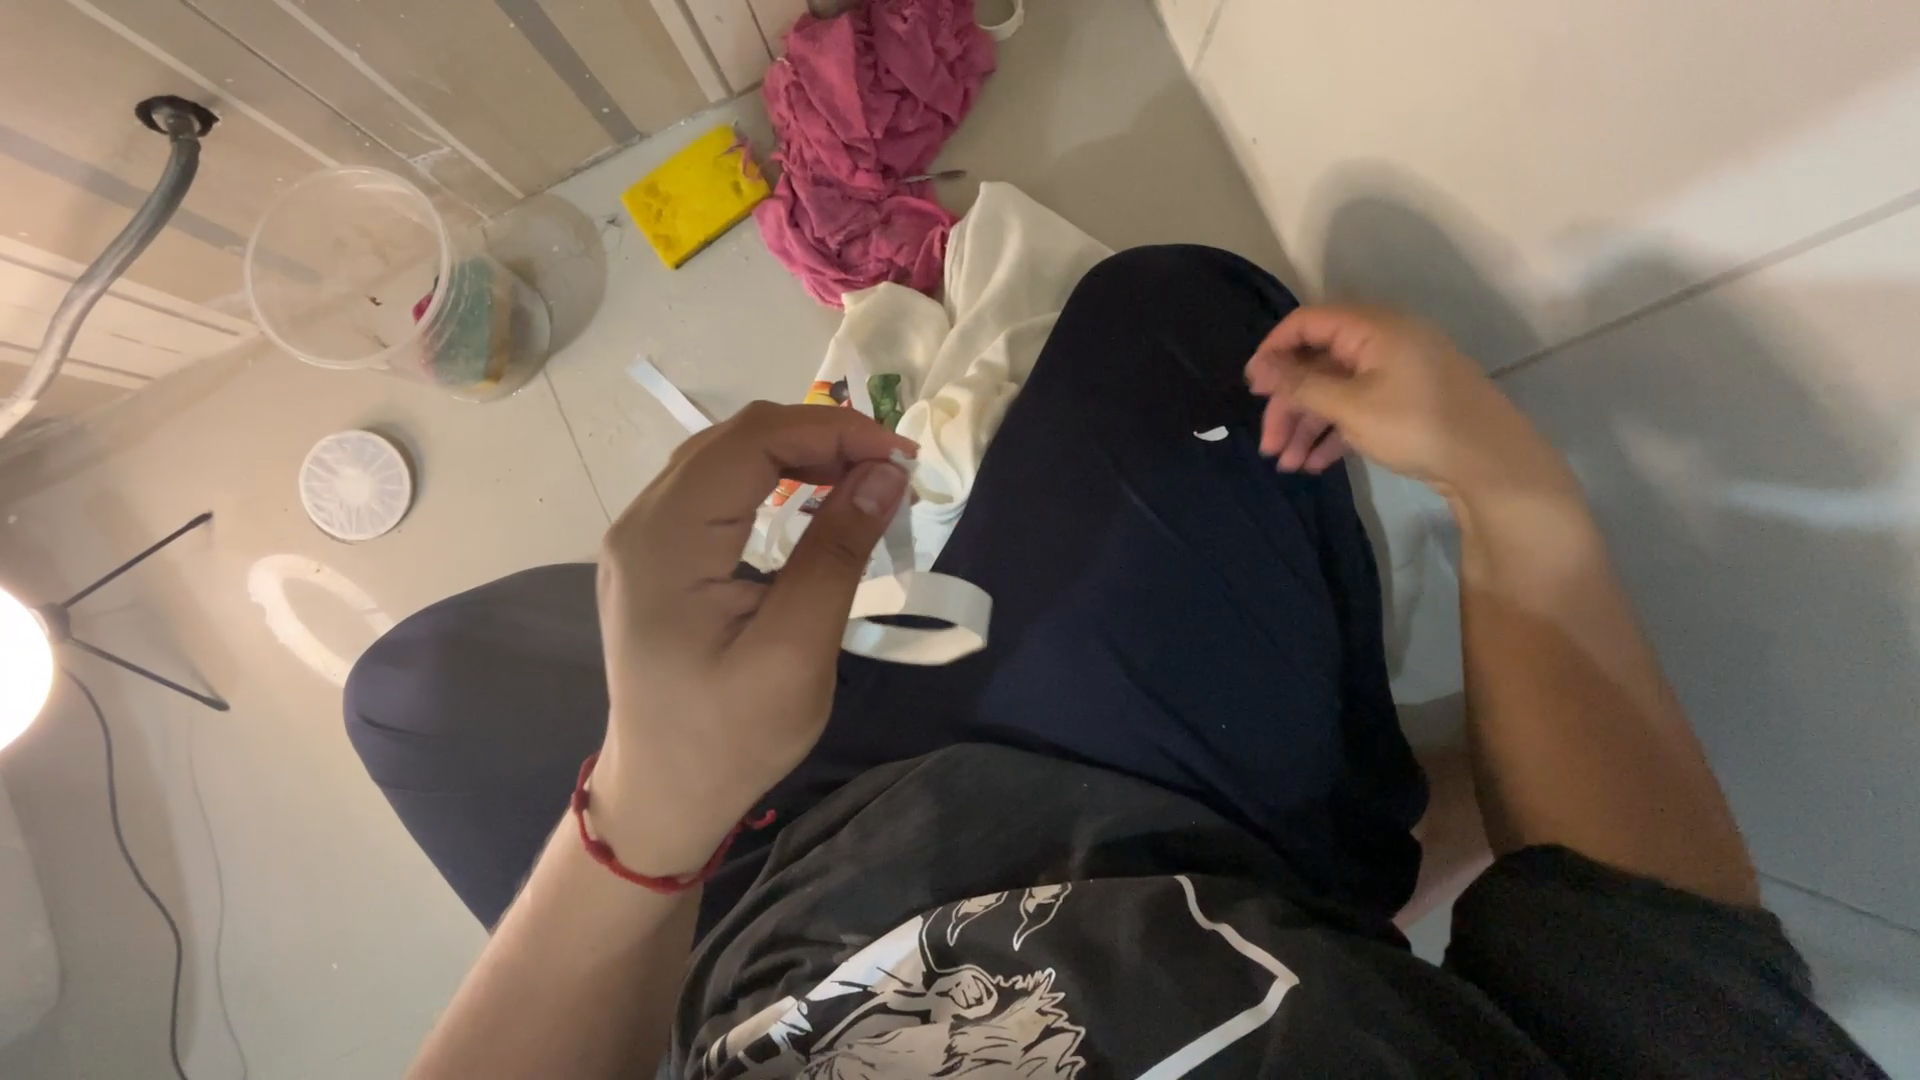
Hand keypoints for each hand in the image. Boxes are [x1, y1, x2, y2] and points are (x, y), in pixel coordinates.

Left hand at [589, 403, 914, 873]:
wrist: (664, 793)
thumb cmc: (731, 736)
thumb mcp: (796, 651)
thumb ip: (837, 554)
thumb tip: (885, 473)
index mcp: (666, 542)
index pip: (752, 442)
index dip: (832, 431)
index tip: (902, 457)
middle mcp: (642, 523)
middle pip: (736, 438)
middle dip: (820, 436)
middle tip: (889, 468)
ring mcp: (644, 536)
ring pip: (726, 455)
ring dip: (799, 452)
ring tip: (862, 476)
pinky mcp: (658, 554)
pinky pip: (718, 487)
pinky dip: (774, 477)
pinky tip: (812, 496)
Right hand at [1245, 305, 1564, 498]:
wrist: (1491, 464)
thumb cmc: (1417, 426)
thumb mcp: (1350, 406)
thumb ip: (1300, 384)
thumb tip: (1258, 366)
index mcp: (1373, 329)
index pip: (1307, 323)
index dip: (1273, 351)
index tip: (1251, 388)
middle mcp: (1382, 343)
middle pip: (1317, 365)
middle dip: (1288, 406)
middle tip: (1268, 444)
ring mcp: (1394, 373)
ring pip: (1333, 392)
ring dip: (1305, 427)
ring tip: (1287, 464)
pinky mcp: (1402, 401)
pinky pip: (1354, 408)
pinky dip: (1331, 433)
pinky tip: (1313, 464)